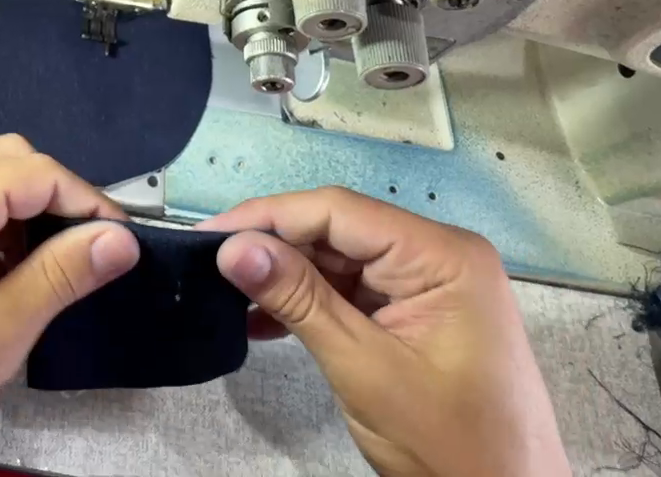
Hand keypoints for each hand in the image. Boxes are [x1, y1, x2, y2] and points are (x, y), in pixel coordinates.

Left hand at [0, 135, 140, 476]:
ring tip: (53, 262)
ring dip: (23, 207)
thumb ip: (61, 274)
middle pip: (7, 158)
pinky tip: (5, 267)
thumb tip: (122, 238)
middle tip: (89, 248)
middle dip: (55, 196)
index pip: (32, 171)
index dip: (85, 199)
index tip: (124, 238)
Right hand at [197, 188, 569, 476]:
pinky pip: (346, 290)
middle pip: (333, 231)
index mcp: (440, 254)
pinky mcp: (410, 312)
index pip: (336, 211)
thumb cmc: (452, 450)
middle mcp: (434, 254)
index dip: (267, 216)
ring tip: (227, 293)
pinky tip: (260, 321)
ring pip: (333, 259)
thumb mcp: (366, 370)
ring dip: (283, 278)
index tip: (208, 234)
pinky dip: (305, 304)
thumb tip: (232, 247)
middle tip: (209, 265)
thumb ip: (298, 300)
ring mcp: (423, 284)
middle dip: (272, 248)